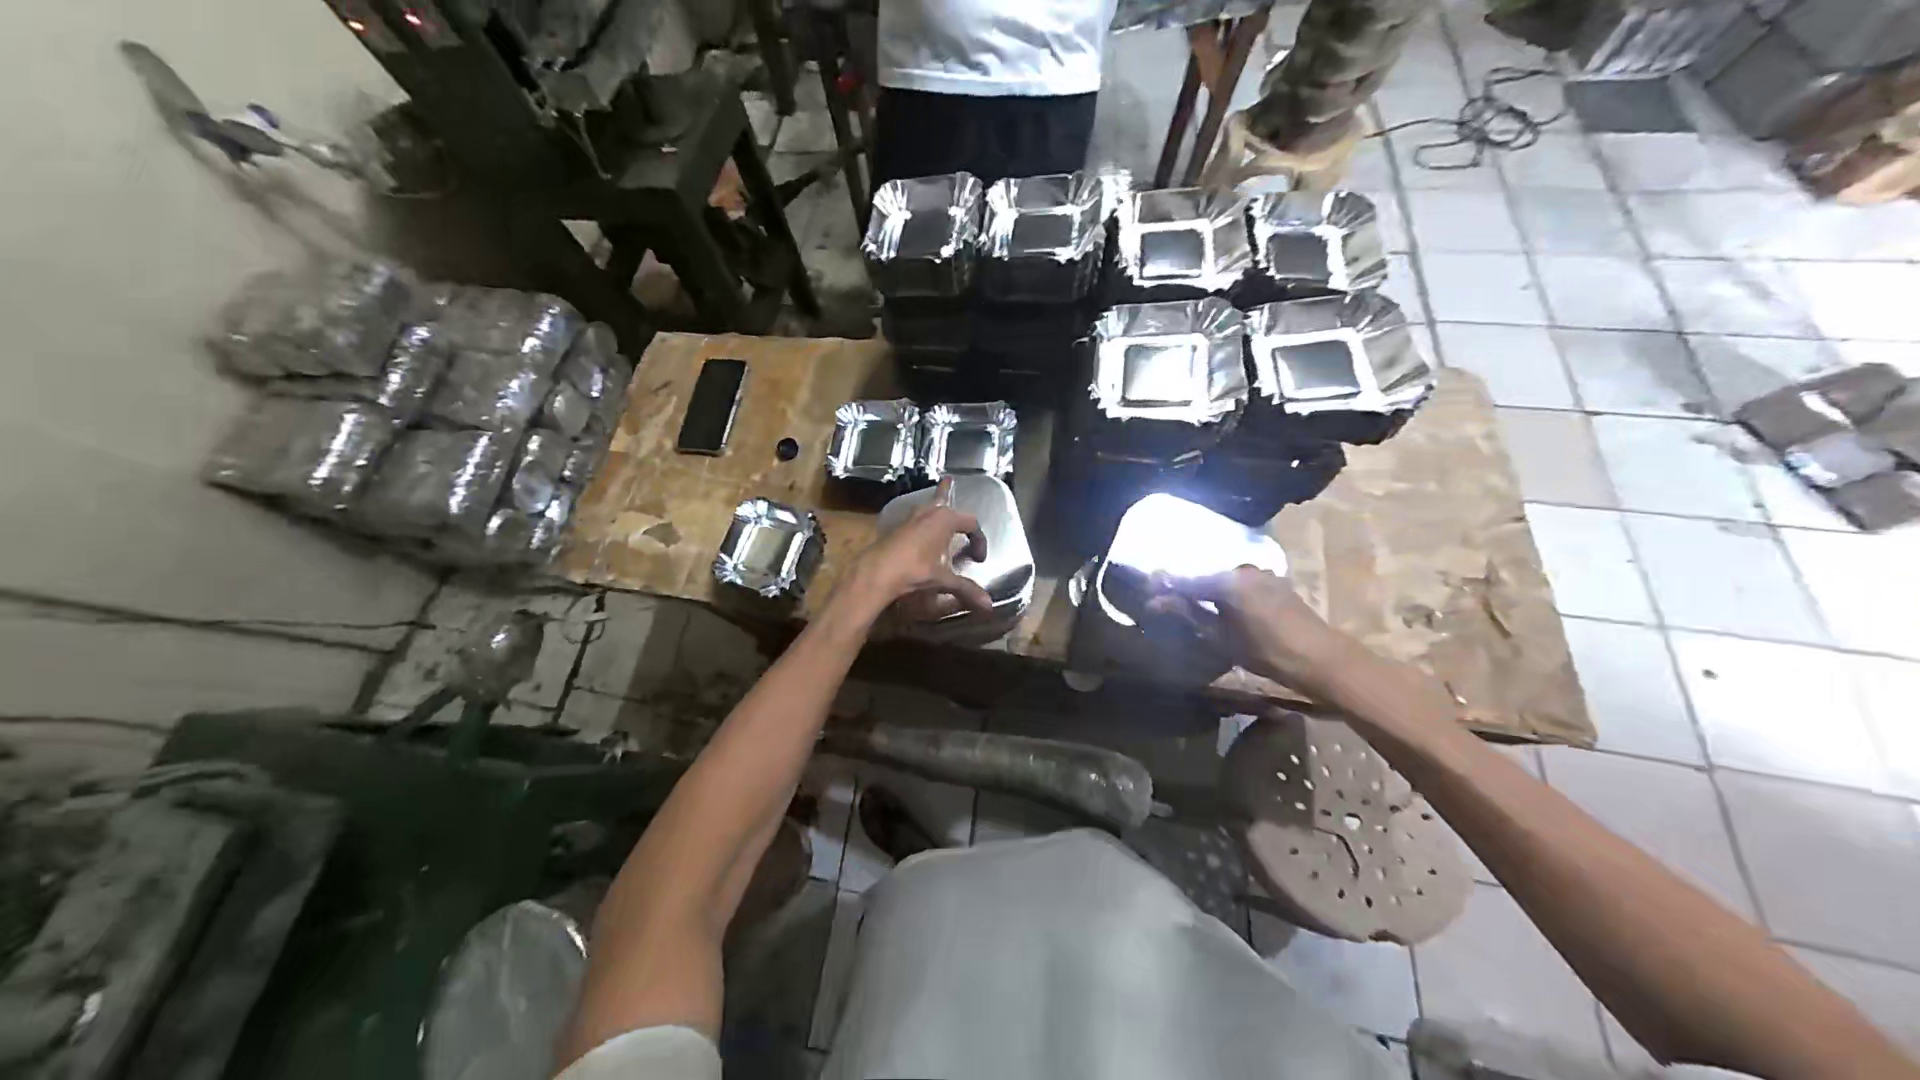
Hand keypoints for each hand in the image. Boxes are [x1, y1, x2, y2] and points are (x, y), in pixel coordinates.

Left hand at [835, 478, 993, 624]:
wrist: (877, 571)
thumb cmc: (915, 570)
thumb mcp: (943, 580)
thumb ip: (966, 589)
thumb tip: (988, 606)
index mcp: (945, 520)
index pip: (971, 523)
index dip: (979, 539)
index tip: (978, 558)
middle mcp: (928, 513)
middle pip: (943, 500)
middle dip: (947, 492)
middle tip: (949, 480)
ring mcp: (909, 519)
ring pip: (926, 507)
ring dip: (933, 506)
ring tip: (935, 502)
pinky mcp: (895, 529)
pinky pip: (914, 519)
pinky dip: (921, 520)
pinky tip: (918, 529)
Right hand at [1147, 565, 1344, 688]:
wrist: (1323, 660)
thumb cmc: (1269, 652)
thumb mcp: (1222, 638)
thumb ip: (1189, 615)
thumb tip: (1157, 601)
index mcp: (1228, 581)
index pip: (1185, 579)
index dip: (1164, 587)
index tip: (1147, 596)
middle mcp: (1243, 569)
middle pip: (1204, 576)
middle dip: (1184, 588)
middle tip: (1166, 604)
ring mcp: (1261, 574)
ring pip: (1222, 579)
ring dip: (1206, 592)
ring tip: (1191, 608)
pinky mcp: (1274, 583)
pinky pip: (1239, 583)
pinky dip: (1225, 593)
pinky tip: (1220, 608)